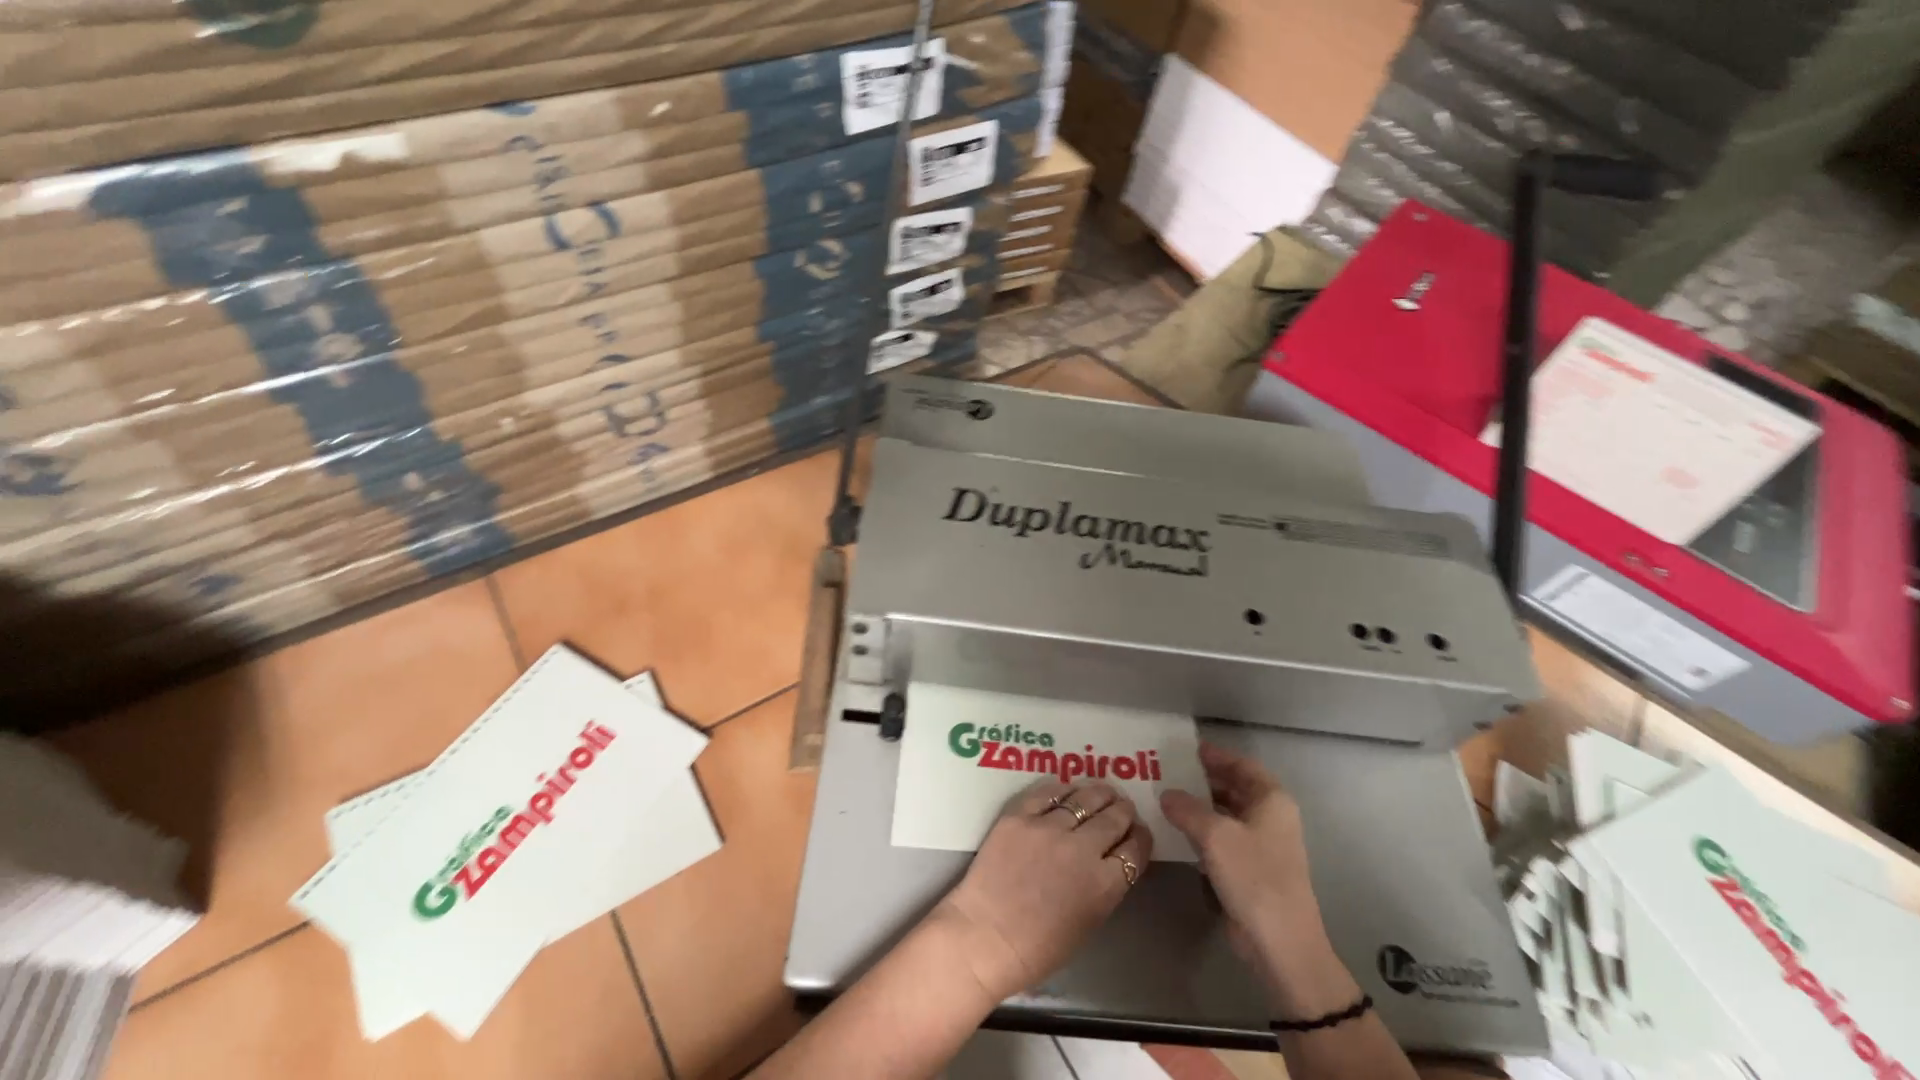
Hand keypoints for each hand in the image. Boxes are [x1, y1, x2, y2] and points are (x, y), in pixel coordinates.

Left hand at [932, 779, 1152, 1002]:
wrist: (984, 938)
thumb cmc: (1038, 948)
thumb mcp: (1089, 922)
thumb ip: (1106, 886)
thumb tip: (1112, 859)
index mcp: (1104, 884)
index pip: (1135, 848)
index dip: (1140, 837)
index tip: (1138, 833)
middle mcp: (1081, 849)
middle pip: (1115, 817)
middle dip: (1123, 811)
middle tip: (1122, 808)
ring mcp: (1048, 828)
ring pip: (1085, 797)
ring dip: (1099, 794)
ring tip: (1102, 791)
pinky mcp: (1018, 816)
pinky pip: (1047, 792)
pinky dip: (1061, 790)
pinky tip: (1066, 790)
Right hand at [1161, 743, 1347, 1010]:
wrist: (1279, 940)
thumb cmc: (1253, 875)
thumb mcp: (1215, 835)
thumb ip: (1187, 809)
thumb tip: (1167, 794)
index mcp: (1272, 801)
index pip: (1243, 766)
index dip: (1218, 756)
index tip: (1188, 749)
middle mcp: (1271, 818)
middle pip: (1236, 789)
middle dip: (1205, 780)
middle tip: (1170, 772)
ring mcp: (1262, 846)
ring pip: (1227, 815)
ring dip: (1201, 807)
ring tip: (1166, 798)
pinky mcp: (1250, 870)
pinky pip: (1223, 840)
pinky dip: (1203, 832)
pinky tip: (1178, 832)